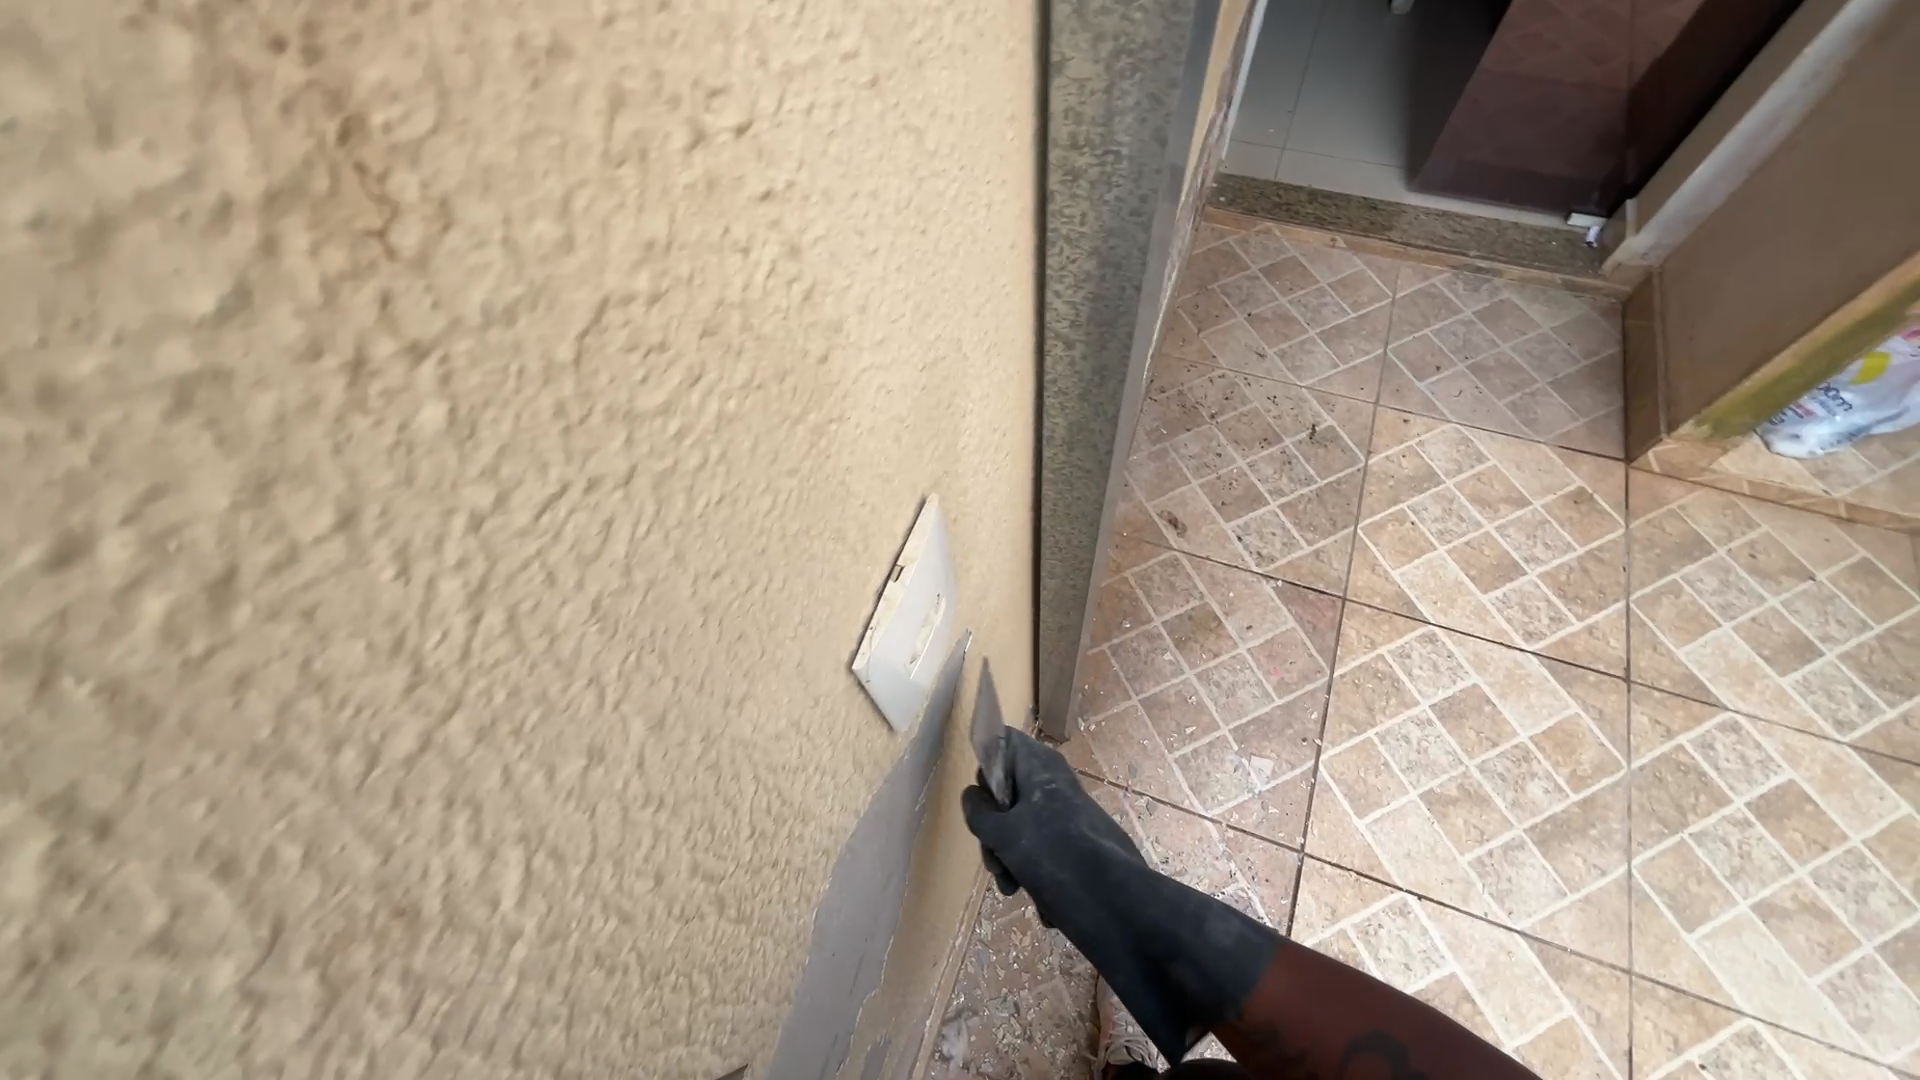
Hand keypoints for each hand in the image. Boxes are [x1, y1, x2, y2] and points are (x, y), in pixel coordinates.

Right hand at [960, 729, 1145, 907]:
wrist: (1121, 906)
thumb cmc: (1055, 858)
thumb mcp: (1004, 835)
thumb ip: (980, 814)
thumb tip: (971, 794)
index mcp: (1040, 765)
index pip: (1002, 742)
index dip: (985, 768)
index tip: (979, 803)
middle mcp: (1054, 783)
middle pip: (1007, 792)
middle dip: (993, 831)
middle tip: (994, 862)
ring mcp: (1068, 814)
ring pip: (1022, 826)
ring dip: (1010, 858)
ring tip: (1013, 888)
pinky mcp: (1079, 844)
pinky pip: (1044, 850)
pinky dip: (1036, 872)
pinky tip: (1041, 902)